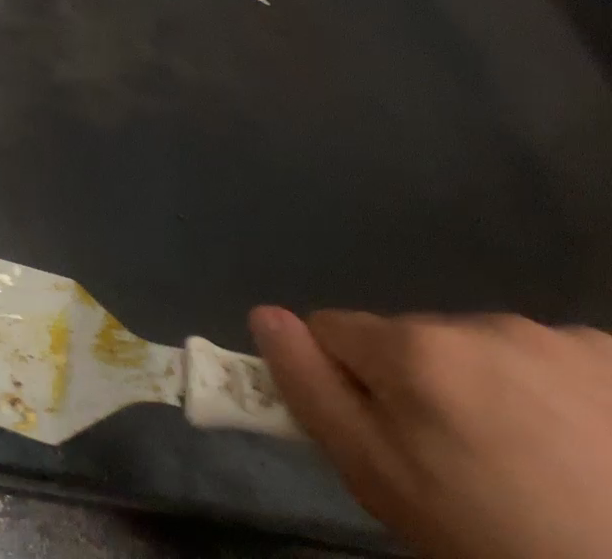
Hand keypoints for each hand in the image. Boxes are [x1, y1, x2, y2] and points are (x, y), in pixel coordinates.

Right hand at [251, 306, 611, 558]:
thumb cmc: (483, 527)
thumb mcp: (373, 472)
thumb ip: (307, 385)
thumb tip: (264, 316)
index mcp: (412, 346)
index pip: (329, 330)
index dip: (340, 378)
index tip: (376, 431)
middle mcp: (482, 323)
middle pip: (408, 339)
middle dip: (416, 383)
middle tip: (451, 457)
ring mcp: (562, 339)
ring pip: (480, 348)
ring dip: (484, 385)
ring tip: (526, 456)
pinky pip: (550, 359)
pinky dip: (551, 390)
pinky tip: (579, 442)